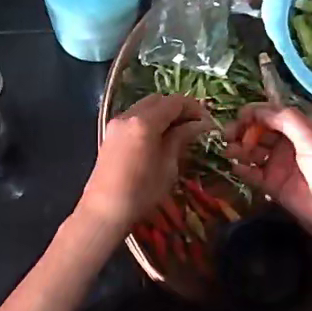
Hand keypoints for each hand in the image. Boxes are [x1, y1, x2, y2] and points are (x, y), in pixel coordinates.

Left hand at [77, 94, 213, 235]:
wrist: (105, 210)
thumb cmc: (141, 192)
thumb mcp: (168, 166)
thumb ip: (181, 139)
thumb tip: (198, 125)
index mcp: (144, 122)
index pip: (174, 102)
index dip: (194, 108)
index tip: (207, 122)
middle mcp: (128, 116)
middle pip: (158, 100)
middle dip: (178, 108)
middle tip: (194, 125)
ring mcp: (116, 124)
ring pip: (144, 107)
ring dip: (163, 114)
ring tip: (178, 132)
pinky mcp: (110, 135)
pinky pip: (134, 118)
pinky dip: (149, 121)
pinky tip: (159, 138)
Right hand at [226, 103, 311, 249]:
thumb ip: (288, 121)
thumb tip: (259, 109)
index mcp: (303, 129)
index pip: (273, 115)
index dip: (255, 114)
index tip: (239, 117)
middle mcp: (290, 144)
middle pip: (260, 132)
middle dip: (243, 130)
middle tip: (228, 136)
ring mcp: (281, 166)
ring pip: (253, 152)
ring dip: (240, 149)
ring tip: (230, 152)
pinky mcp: (275, 187)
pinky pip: (253, 174)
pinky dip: (243, 170)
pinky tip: (237, 168)